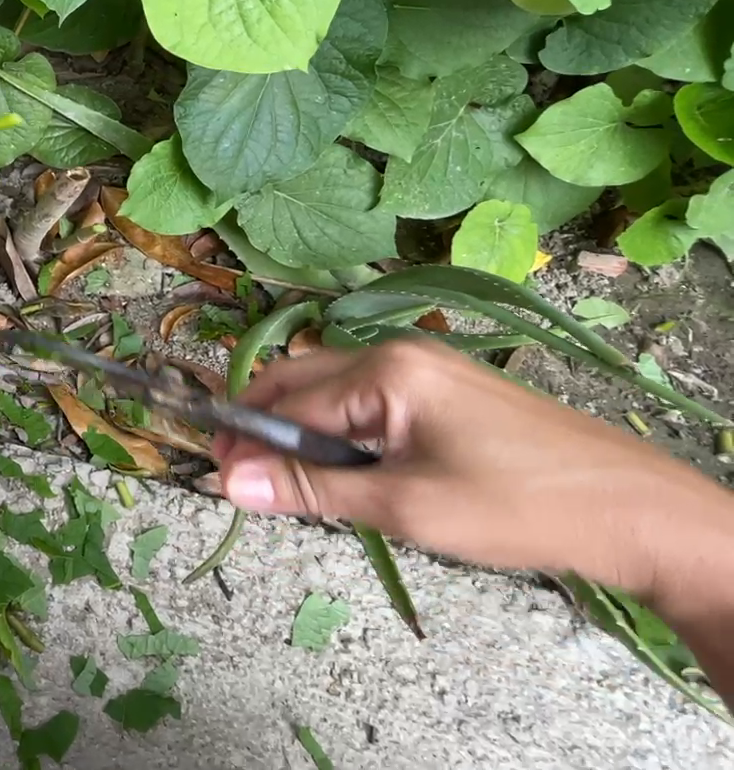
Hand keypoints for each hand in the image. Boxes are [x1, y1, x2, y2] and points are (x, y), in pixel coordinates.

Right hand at [213, 338, 731, 597]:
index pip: (288, 404)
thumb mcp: (404, 506)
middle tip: (245, 473)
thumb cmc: (523, 507)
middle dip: (264, 425)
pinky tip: (346, 465)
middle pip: (299, 382)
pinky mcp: (445, 389)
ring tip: (294, 477)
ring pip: (330, 391)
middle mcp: (397, 353)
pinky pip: (366, 400)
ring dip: (301, 429)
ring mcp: (426, 367)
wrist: (653, 520)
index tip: (221, 476)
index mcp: (384, 369)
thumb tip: (229, 484)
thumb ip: (310, 489)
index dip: (249, 441)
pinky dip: (339, 430)